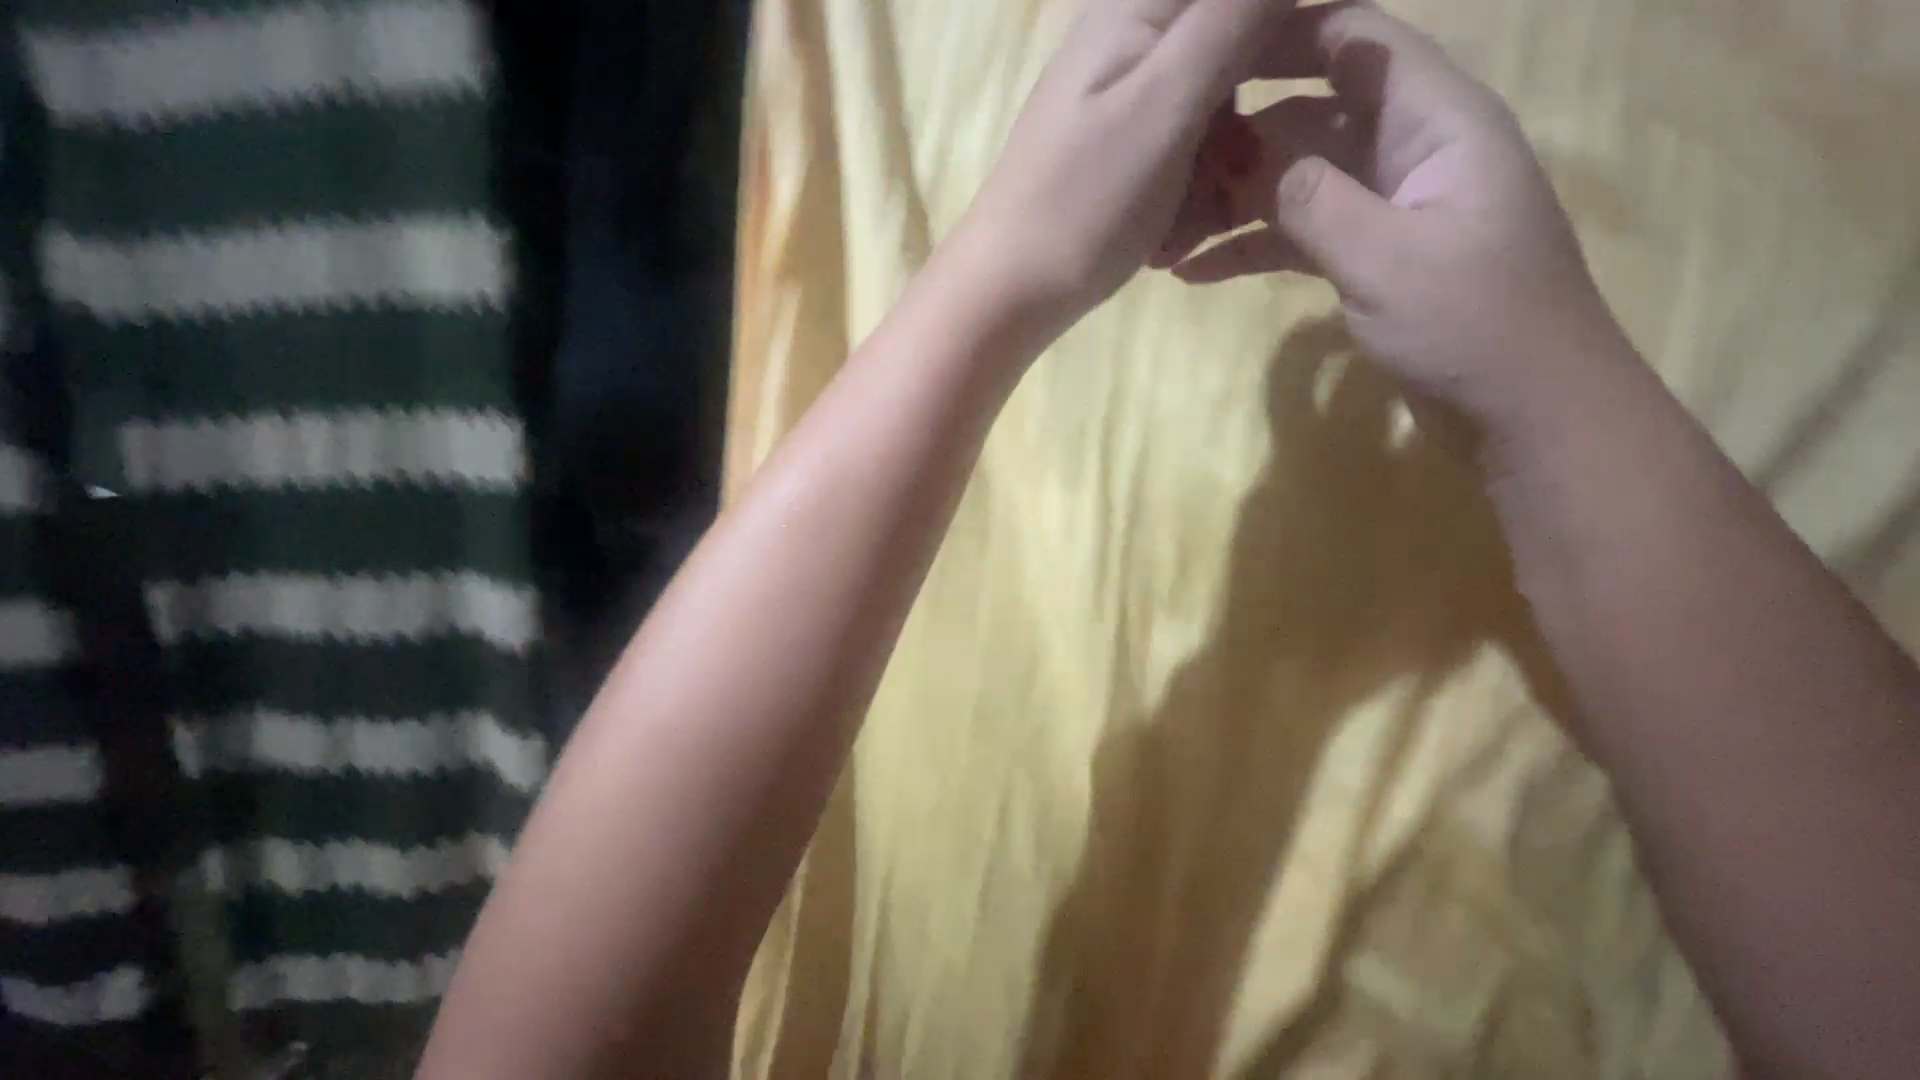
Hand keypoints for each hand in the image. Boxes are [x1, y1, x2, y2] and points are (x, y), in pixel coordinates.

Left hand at [953, 0, 1295, 331]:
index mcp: (1139, 6)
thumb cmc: (1084, 200)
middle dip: (1252, 122)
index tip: (1335, 70)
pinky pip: (1187, 155)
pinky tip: (1168, 241)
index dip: (1298, 24)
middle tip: (1244, 181)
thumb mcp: (1167, 100)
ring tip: (1186, 227)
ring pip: (1218, 112)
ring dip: (1221, 172)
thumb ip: (1232, 15)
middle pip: (1239, 47)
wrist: (1008, 292)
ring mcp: (1126, 101)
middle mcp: (1133, 38)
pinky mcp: (1124, 154)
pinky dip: (1191, 197)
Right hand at [1156, 1, 1634, 437]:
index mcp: (1436, 119)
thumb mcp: (1383, 255)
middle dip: (1240, 135)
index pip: (1352, 40)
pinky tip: (1195, 274)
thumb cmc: (1471, 323)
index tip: (1203, 58)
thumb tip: (1239, 151)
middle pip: (1311, 112)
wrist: (1528, 414)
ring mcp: (1391, 206)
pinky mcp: (1374, 257)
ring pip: (1298, 180)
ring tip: (1167, 230)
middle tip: (1165, 161)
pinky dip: (1255, 249)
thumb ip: (1308, 196)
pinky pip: (1302, 235)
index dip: (1279, 36)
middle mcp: (1411, 148)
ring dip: (1236, 202)